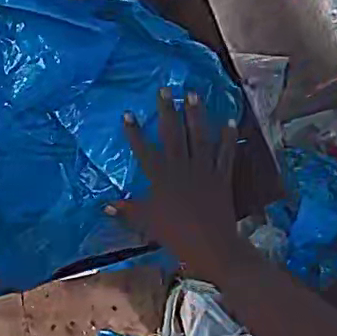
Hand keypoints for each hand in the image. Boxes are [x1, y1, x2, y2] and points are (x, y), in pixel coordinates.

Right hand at [110, 88, 245, 281]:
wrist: (210, 245)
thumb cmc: (175, 235)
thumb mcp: (147, 223)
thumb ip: (128, 211)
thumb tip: (106, 205)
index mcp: (161, 178)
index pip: (144, 151)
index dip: (135, 133)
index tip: (128, 114)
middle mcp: (181, 168)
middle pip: (173, 135)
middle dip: (167, 111)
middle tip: (165, 90)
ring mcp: (203, 170)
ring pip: (199, 137)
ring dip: (196, 115)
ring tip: (193, 95)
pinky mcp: (221, 176)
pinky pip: (225, 154)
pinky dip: (228, 138)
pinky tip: (230, 121)